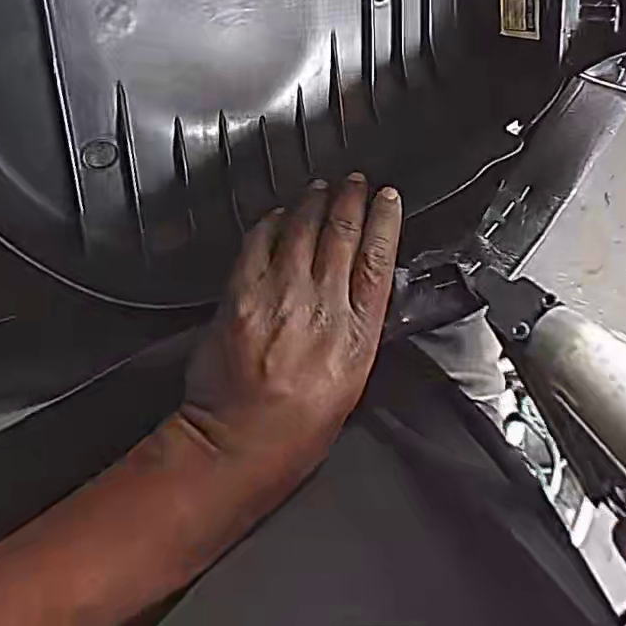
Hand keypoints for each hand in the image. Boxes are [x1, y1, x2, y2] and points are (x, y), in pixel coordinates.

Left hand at [179, 173, 402, 480]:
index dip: (385, 221)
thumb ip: (358, 326)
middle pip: (342, 233)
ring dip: (314, 201)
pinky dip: (272, 221)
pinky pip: (260, 241)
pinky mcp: (242, 294)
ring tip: (321, 187)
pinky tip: (279, 213)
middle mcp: (322, 306)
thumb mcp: (352, 378)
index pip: (378, 258)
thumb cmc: (297, 426)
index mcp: (356, 333)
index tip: (388, 199)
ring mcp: (280, 296)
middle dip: (350, 198)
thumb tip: (361, 285)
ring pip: (303, 228)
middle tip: (354, 181)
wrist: (237, 444)